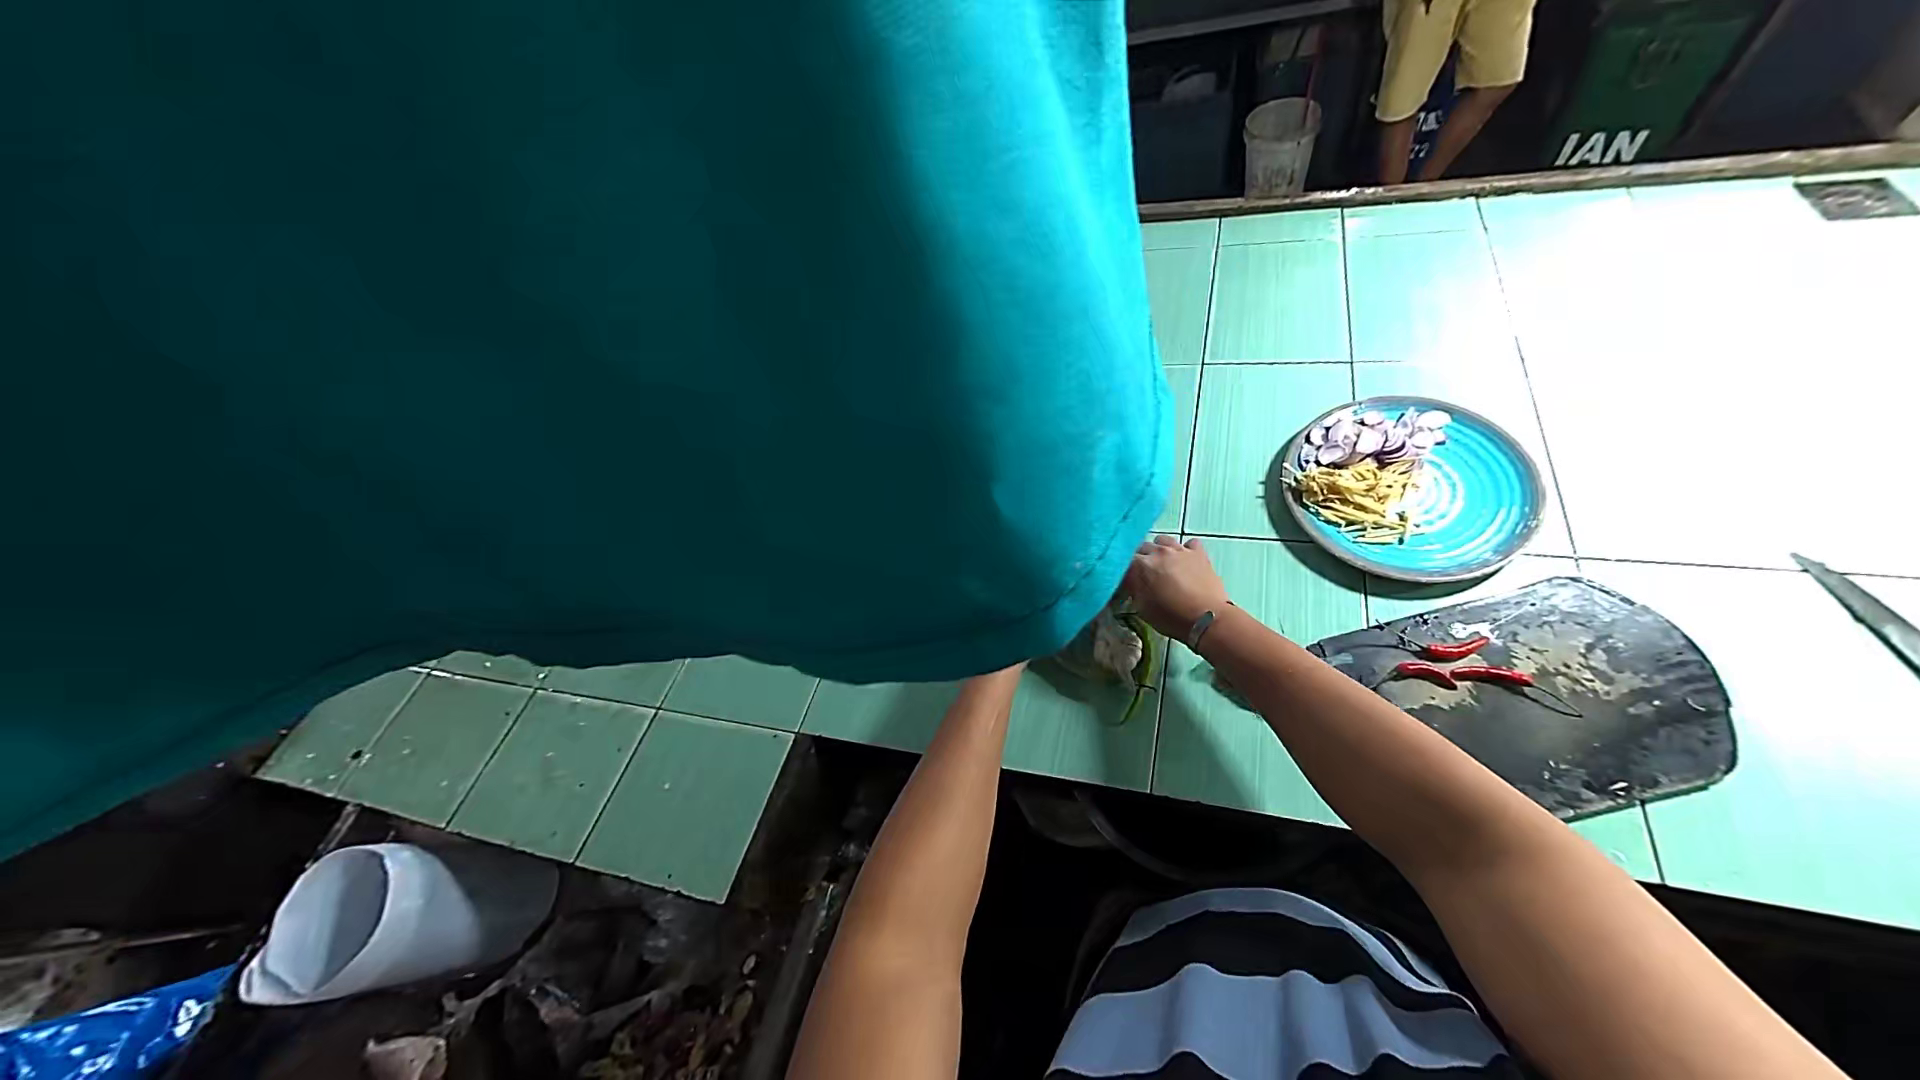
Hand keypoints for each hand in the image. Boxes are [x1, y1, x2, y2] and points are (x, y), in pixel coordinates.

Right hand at [1124, 535, 1229, 640]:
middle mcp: (1158, 552)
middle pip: (1142, 548)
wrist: (1207, 618)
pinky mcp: (1199, 553)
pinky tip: (1185, 561)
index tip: (1126, 581)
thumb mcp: (1142, 608)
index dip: (1123, 571)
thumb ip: (1133, 590)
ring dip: (1159, 550)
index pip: (1123, 561)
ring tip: (1163, 564)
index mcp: (1140, 566)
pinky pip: (1188, 544)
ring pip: (1162, 541)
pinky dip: (1185, 550)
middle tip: (1144, 575)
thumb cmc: (1171, 617)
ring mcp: (1179, 550)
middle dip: (1140, 560)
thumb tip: (1130, 583)